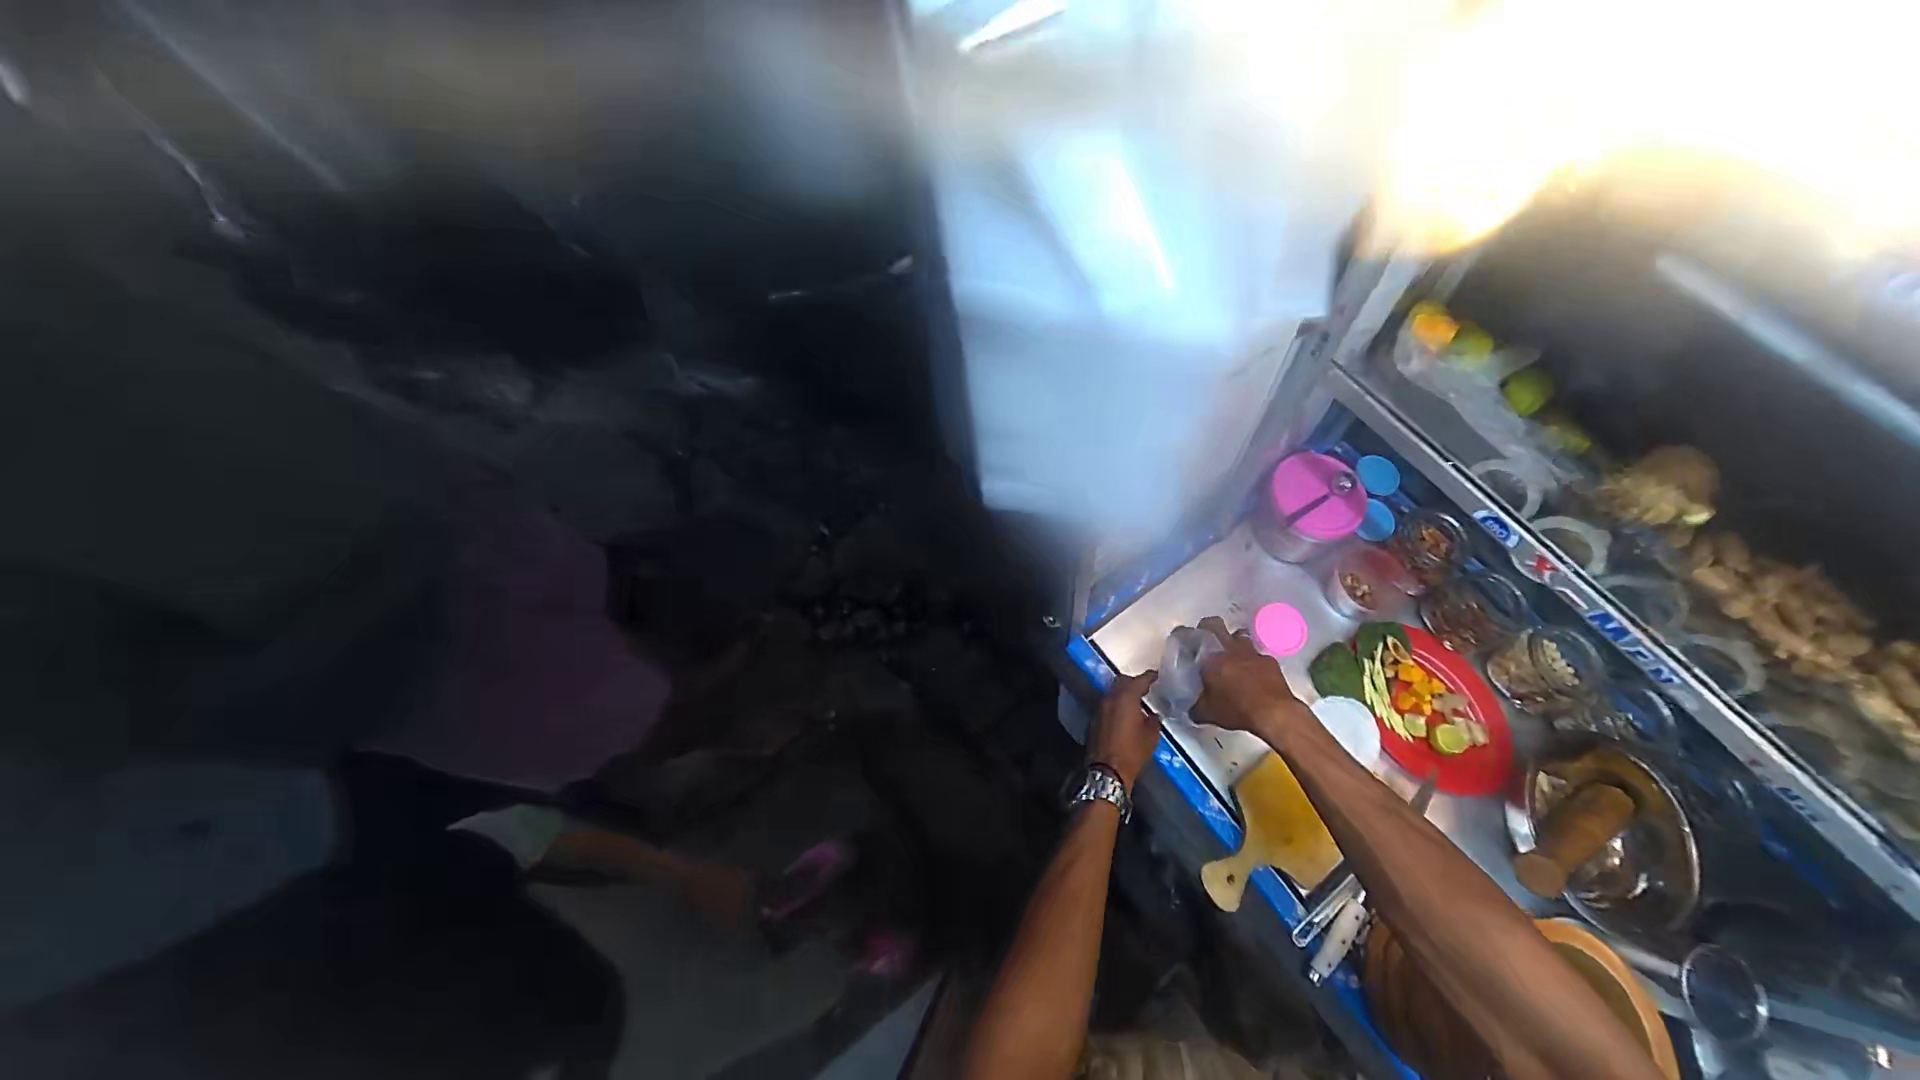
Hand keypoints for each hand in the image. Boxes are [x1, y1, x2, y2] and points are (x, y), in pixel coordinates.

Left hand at [1087, 671, 1159, 789]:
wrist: (1107, 770)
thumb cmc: (1133, 752)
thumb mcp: (1151, 736)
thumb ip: (1153, 720)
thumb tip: (1152, 715)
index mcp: (1126, 698)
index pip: (1138, 681)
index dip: (1148, 677)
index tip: (1155, 676)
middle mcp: (1109, 699)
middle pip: (1121, 682)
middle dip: (1133, 682)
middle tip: (1144, 687)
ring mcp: (1099, 708)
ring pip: (1112, 693)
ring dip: (1123, 693)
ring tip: (1135, 701)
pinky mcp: (1094, 719)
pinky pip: (1106, 705)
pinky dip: (1115, 705)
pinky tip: (1123, 714)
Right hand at [1193, 616, 1311, 739]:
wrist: (1274, 714)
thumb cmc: (1238, 710)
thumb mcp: (1208, 713)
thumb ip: (1195, 706)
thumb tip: (1191, 708)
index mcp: (1210, 659)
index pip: (1190, 637)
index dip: (1183, 634)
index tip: (1181, 637)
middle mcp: (1230, 650)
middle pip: (1215, 625)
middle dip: (1208, 627)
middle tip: (1205, 636)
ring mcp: (1252, 654)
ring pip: (1240, 636)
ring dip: (1234, 641)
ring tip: (1231, 654)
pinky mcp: (1270, 662)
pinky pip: (1258, 655)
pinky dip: (1254, 661)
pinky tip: (1253, 673)